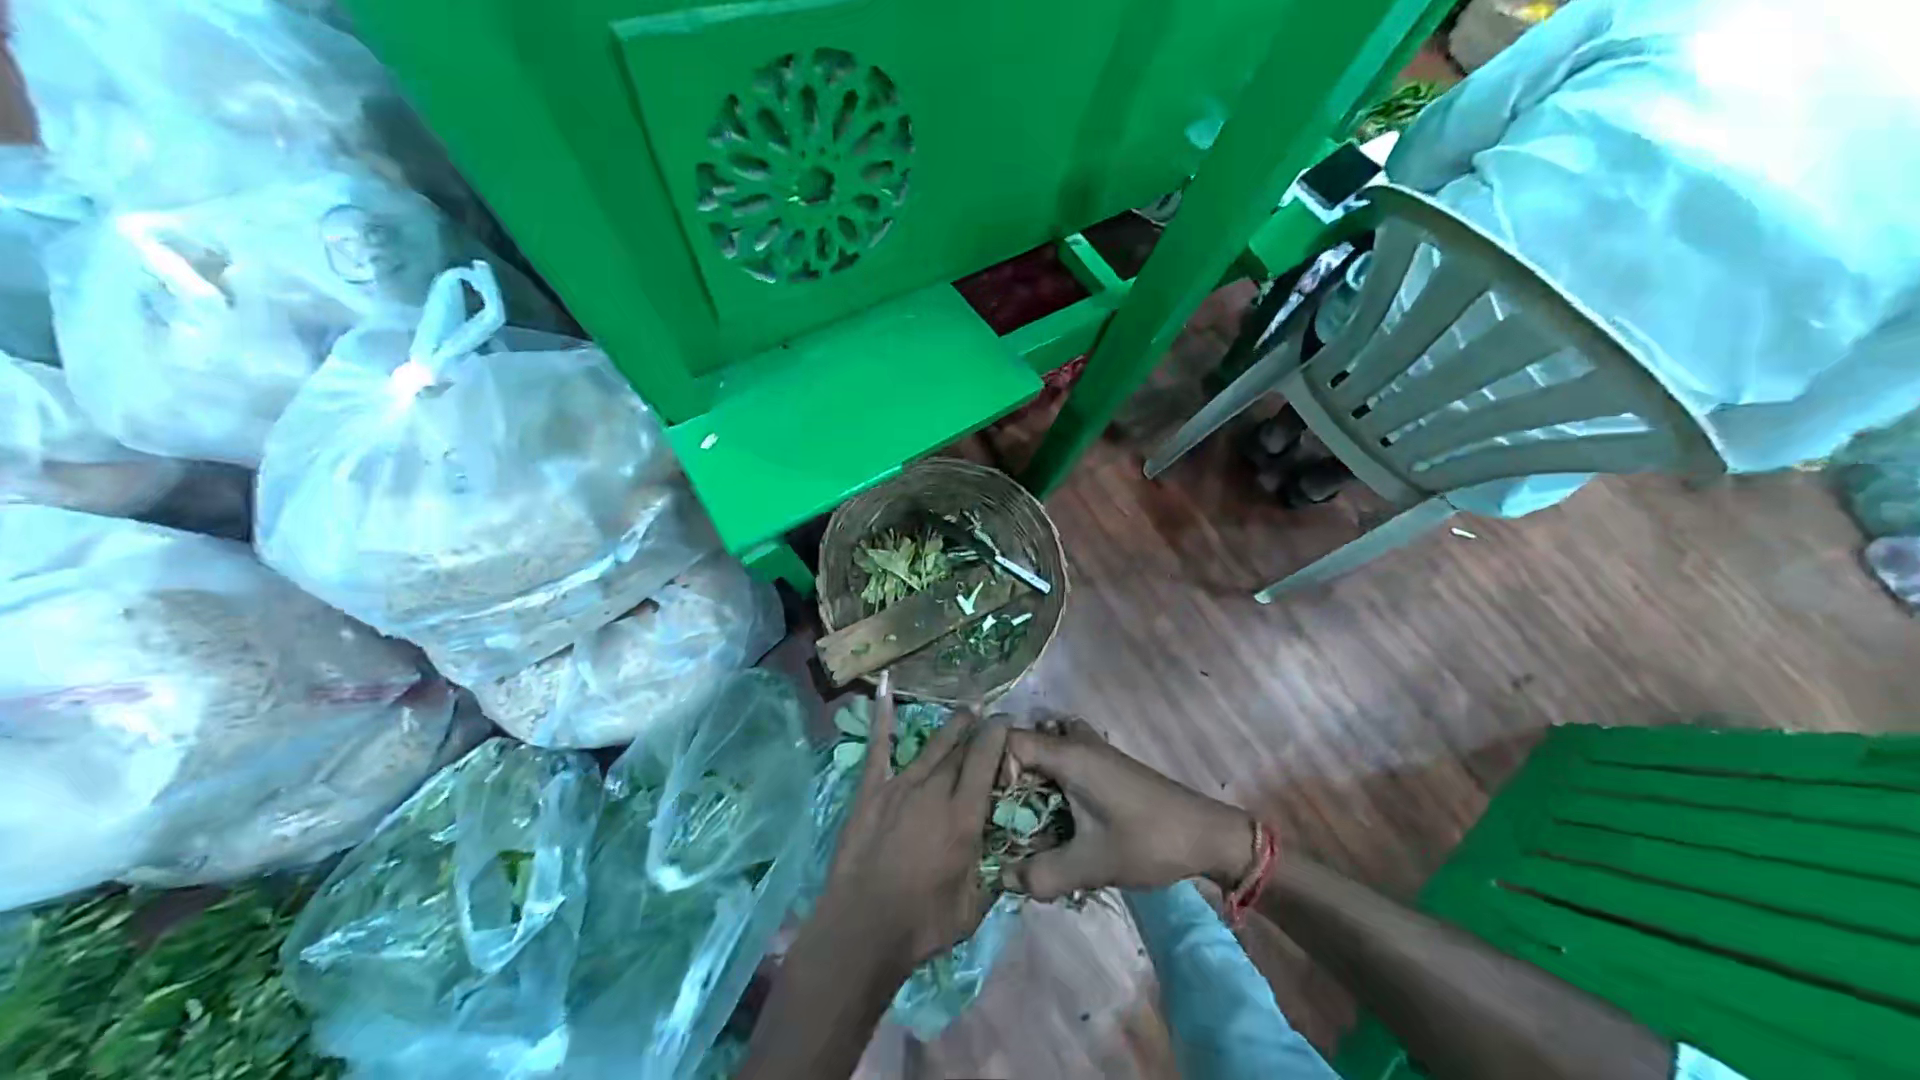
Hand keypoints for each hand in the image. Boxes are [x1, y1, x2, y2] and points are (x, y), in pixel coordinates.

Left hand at [813, 675, 1010, 970]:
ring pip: (932, 747)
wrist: (862, 929)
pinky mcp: (871, 791)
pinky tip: (885, 689)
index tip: (1007, 721)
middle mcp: (935, 791)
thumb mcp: (974, 907)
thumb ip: (996, 876)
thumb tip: (1014, 860)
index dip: (998, 735)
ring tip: (965, 710)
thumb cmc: (922, 923)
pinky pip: (879, 748)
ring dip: (951, 727)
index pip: (986, 760)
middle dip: (979, 730)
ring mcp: (900, 787)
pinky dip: (882, 716)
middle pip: (961, 750)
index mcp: (964, 816)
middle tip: (990, 716)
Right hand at [1001, 716, 1257, 899]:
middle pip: (1024, 744)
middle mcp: (1077, 743)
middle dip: (1007, 778)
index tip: (989, 808)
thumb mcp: (1092, 863)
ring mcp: (1093, 751)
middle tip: (1001, 817)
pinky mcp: (1104, 765)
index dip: (990, 770)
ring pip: (1044, 750)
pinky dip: (1049, 780)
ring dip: (1030, 778)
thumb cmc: (1148, 841)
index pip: (1009, 741)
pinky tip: (1053, 817)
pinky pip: (1062, 759)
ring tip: (1024, 816)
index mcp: (1069, 755)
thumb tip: (1002, 879)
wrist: (1207, 835)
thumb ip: (1041, 874)